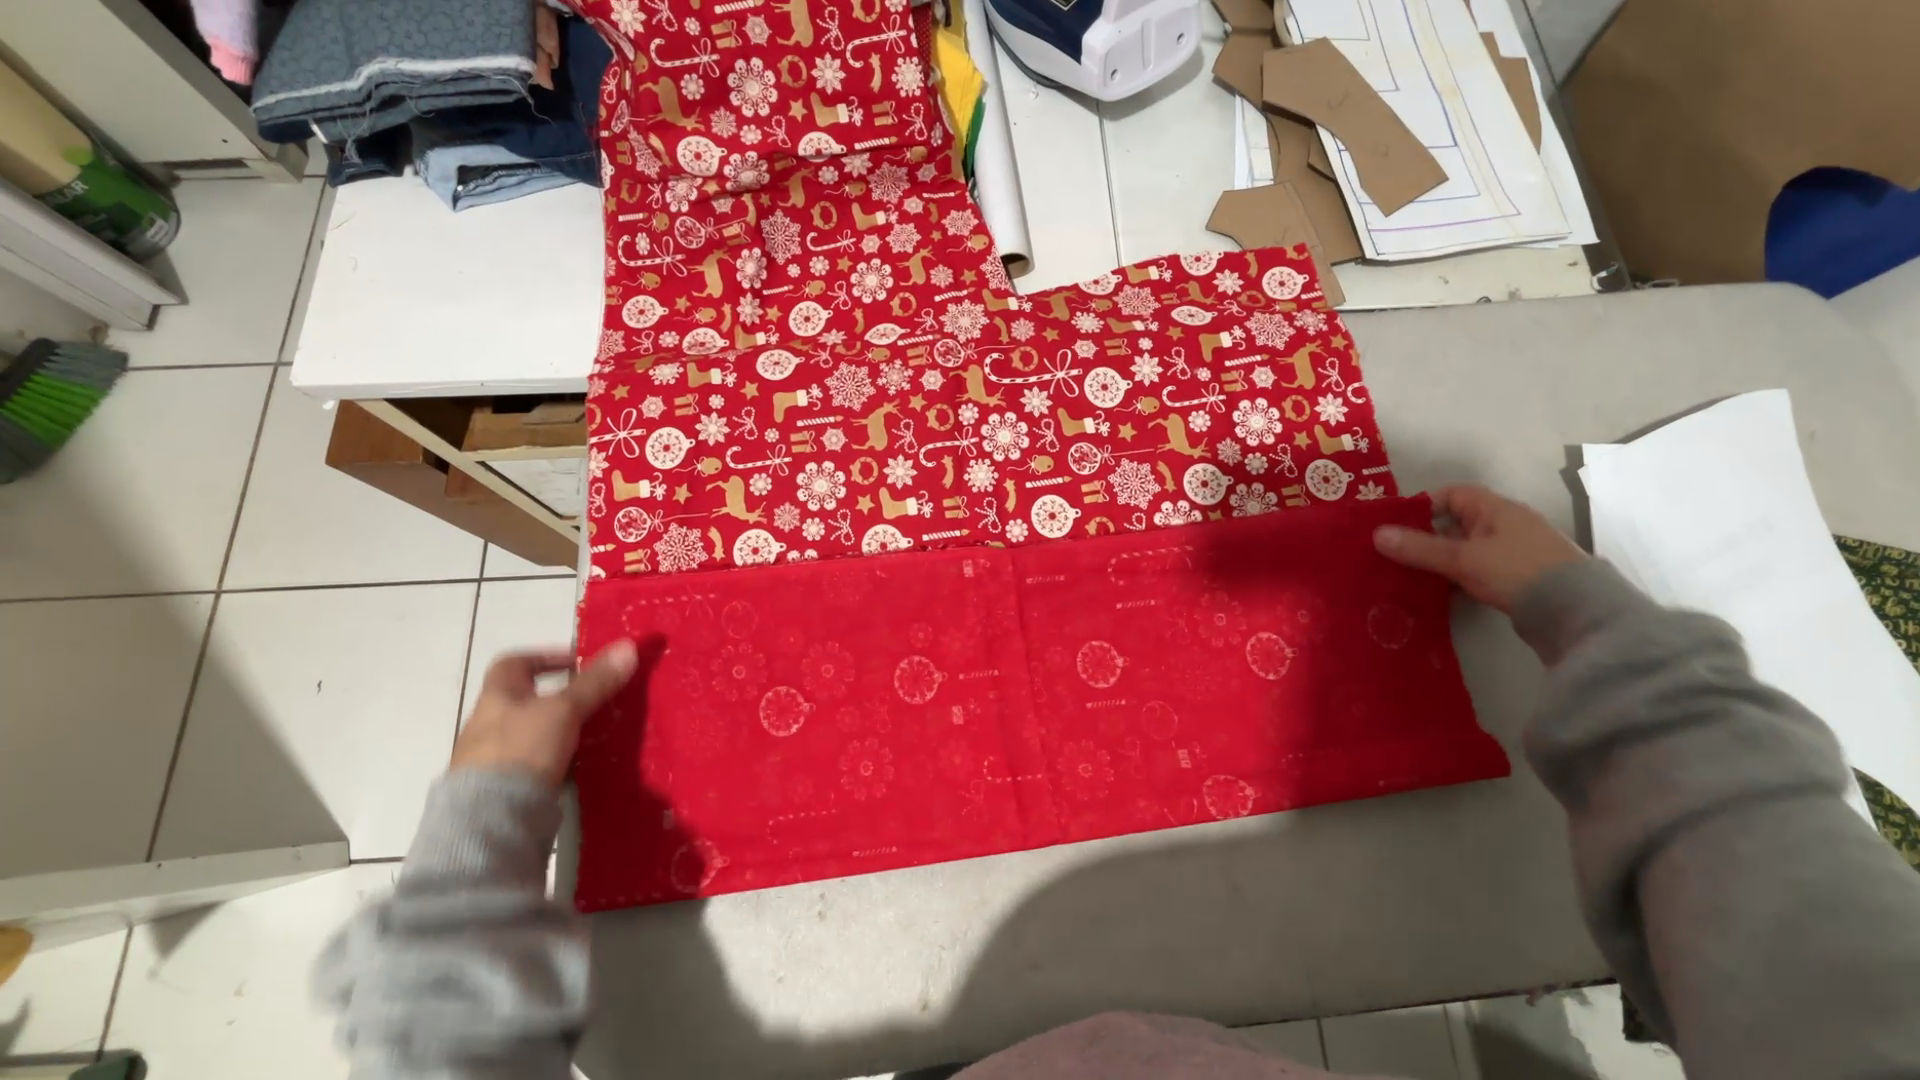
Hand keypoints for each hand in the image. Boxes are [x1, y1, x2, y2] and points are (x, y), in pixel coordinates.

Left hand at [450, 640, 639, 787]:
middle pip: (524, 699)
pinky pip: (532, 761)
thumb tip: (629, 646)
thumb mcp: (566, 710)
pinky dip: (553, 757)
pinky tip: (574, 765)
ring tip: (590, 733)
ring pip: (530, 731)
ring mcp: (491, 757)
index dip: (545, 657)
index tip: (577, 663)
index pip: (514, 663)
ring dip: (557, 729)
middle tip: (592, 700)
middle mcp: (487, 722)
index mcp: (496, 696)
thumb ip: (595, 682)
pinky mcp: (500, 787)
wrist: (490, 816)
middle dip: (558, 697)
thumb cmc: (524, 748)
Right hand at [1373, 485, 1586, 613]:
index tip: (1396, 524)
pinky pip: (1476, 570)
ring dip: (1439, 560)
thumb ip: (1419, 548)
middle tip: (1394, 553)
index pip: (1453, 494)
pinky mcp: (1517, 578)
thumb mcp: (1462, 559)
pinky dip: (1455, 578)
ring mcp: (1513, 552)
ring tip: (1408, 575)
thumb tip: (1376, 534)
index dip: (1423, 505)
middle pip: (1456, 523)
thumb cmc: (1516, 571)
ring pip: (1464, 549)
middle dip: (1424, 536)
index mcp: (1496, 509)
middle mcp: (1505, 525)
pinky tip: (1437, 593)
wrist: (1575, 611)